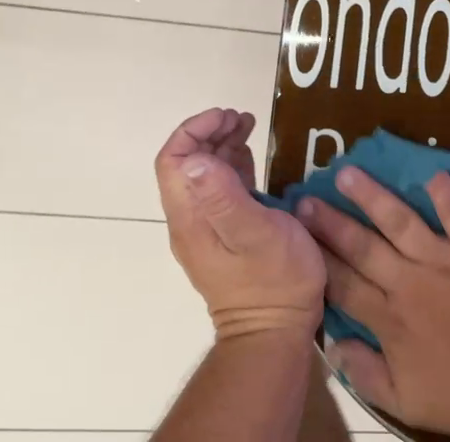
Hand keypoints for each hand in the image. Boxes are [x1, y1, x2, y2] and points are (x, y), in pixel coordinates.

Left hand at [155, 108, 324, 339]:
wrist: (276, 332)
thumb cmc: (272, 280)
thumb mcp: (254, 234)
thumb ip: (224, 197)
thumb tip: (194, 160)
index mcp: (192, 217)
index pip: (172, 161)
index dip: (194, 131)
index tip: (227, 116)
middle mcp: (192, 220)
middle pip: (186, 164)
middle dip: (210, 133)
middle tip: (245, 118)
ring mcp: (209, 229)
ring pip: (203, 175)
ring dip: (221, 146)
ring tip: (250, 126)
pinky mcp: (227, 235)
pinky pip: (221, 190)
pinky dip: (233, 165)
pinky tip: (253, 157)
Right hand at [297, 166, 449, 435]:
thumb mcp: (407, 401)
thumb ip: (367, 373)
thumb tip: (333, 346)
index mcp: (390, 318)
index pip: (344, 285)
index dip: (318, 261)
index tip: (297, 238)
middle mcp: (408, 280)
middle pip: (362, 247)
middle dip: (331, 223)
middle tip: (305, 199)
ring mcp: (442, 257)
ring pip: (400, 220)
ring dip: (372, 196)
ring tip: (348, 172)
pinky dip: (445, 193)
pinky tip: (432, 172)